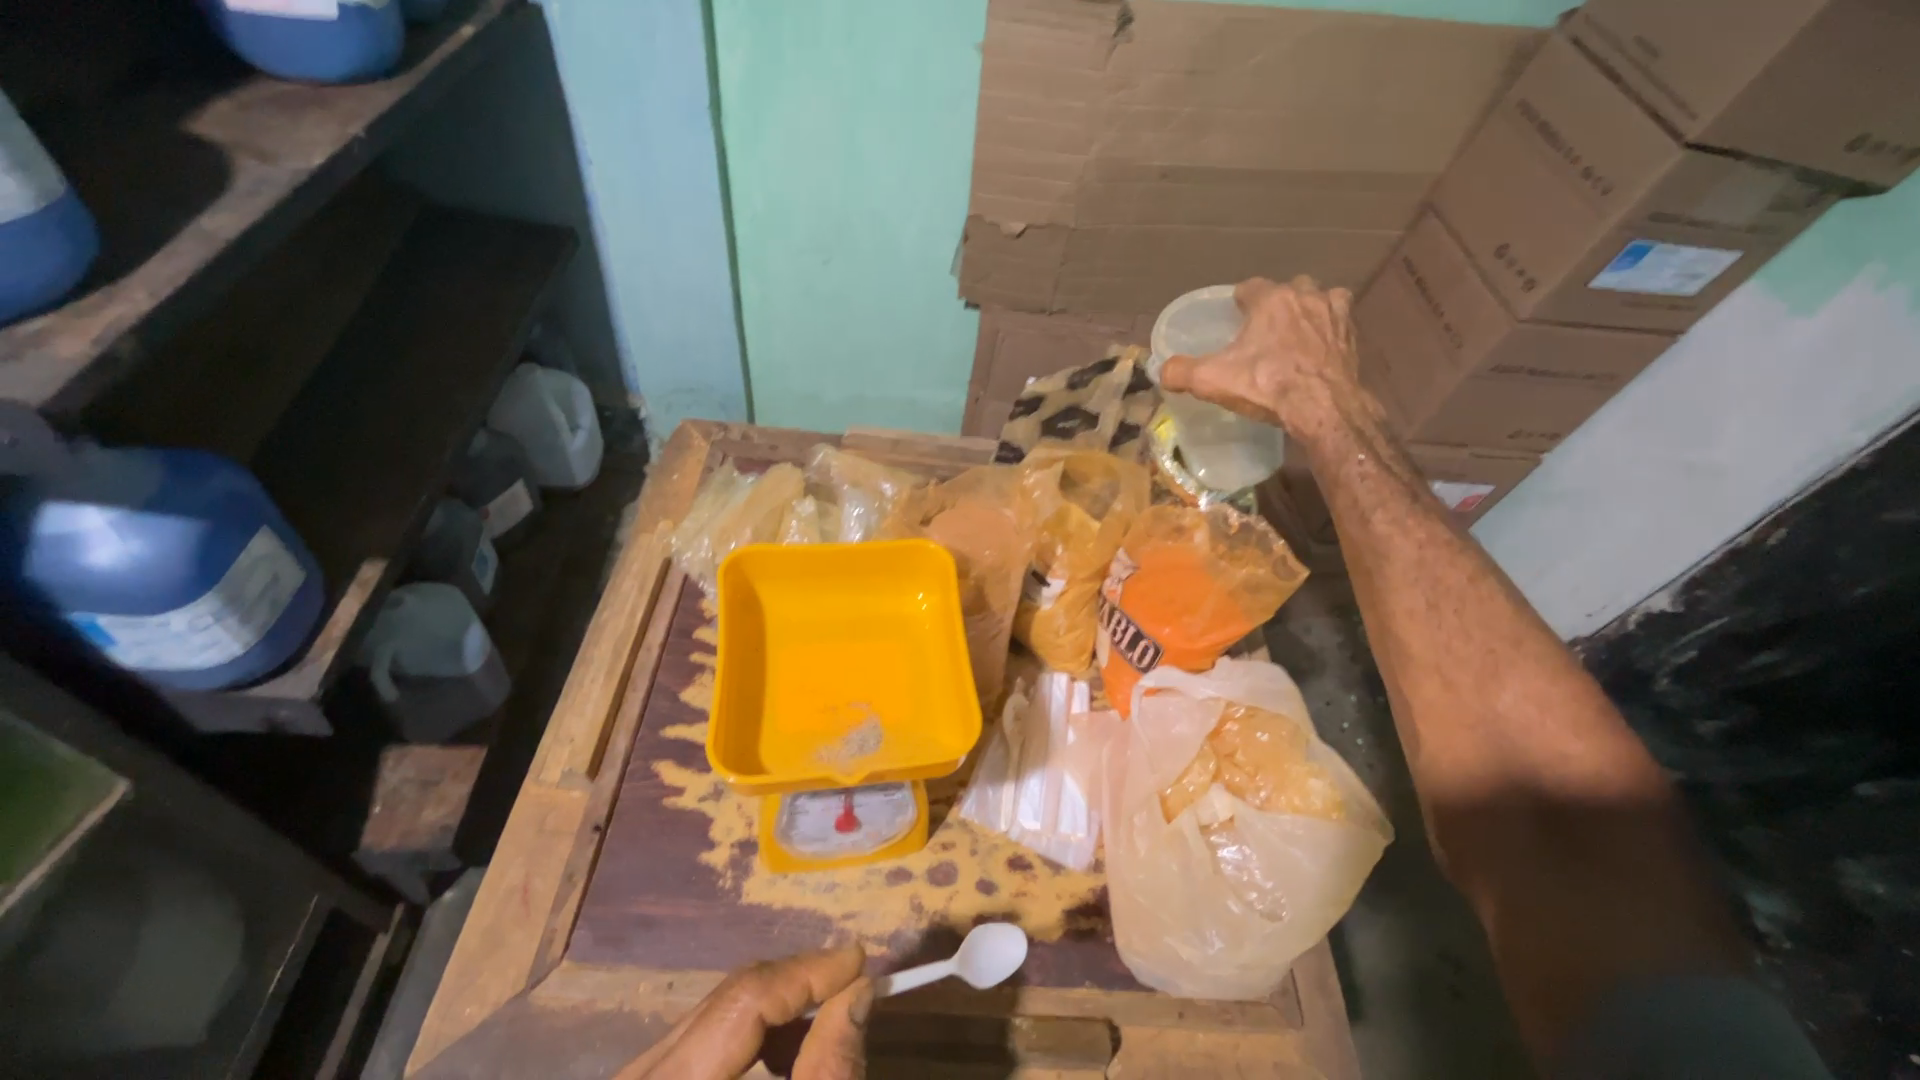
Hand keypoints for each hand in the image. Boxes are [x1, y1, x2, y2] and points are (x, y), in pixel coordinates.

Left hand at [615, 945, 871, 1079]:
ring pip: (716, 1012)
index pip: (744, 1000)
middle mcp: (641, 1072)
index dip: (807, 974)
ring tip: (821, 1032)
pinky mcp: (648, 1076)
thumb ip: (826, 1068)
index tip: (859, 962)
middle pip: (729, 997)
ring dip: (777, 1013)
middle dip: (797, 988)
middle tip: (851, 988)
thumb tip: (857, 990)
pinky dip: (749, 1035)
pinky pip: (700, 1038)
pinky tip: (781, 1061)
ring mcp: (637, 1075)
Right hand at [1159, 275, 1372, 446]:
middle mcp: (1306, 296)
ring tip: (1298, 334)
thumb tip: (1162, 372)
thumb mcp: (1212, 381)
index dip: (1241, 301)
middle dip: (1278, 302)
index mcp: (1271, 300)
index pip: (1251, 286)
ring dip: (1310, 310)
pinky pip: (1342, 323)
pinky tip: (1322, 350)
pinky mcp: (1354, 336)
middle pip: (1290, 288)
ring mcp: (1335, 314)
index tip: (1235, 316)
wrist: (1324, 408)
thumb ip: (1181, 372)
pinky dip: (1331, 331)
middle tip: (1266, 329)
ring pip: (1322, 299)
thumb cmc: (1267, 386)